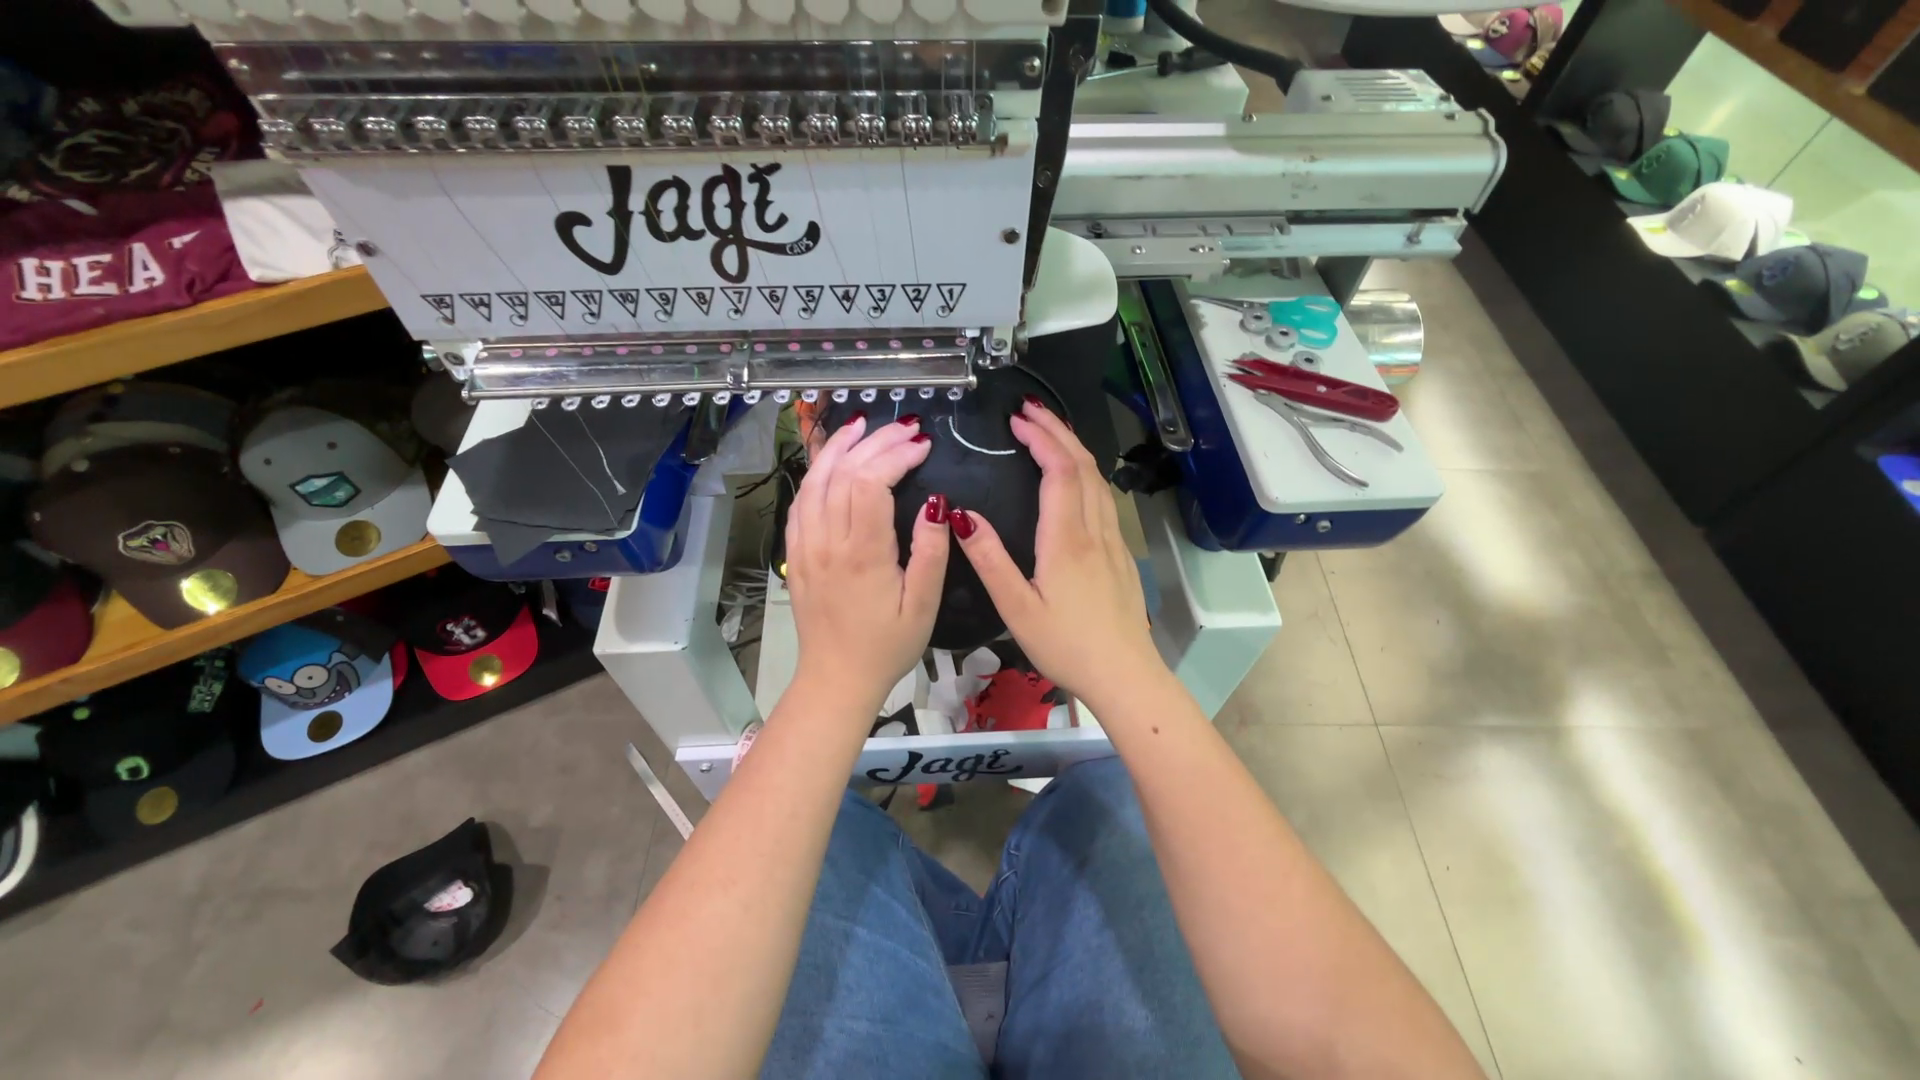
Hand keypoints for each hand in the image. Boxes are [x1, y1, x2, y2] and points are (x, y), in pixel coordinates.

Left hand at [785, 413, 948, 712]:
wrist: (837, 678)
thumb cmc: (886, 647)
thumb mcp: (923, 607)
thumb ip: (931, 553)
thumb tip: (936, 503)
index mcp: (862, 554)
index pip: (870, 482)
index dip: (896, 455)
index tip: (923, 445)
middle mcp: (828, 543)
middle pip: (843, 472)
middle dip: (874, 442)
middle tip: (904, 429)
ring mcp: (806, 547)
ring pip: (814, 482)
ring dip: (837, 448)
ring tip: (860, 426)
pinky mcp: (796, 555)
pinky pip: (800, 503)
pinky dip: (815, 474)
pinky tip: (830, 463)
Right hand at [949, 399, 1163, 705]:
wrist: (1125, 673)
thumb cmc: (1066, 645)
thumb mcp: (1016, 608)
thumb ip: (989, 559)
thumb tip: (961, 515)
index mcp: (1067, 540)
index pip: (1058, 471)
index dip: (1040, 438)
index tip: (1016, 420)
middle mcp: (1095, 531)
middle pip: (1083, 466)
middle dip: (1058, 431)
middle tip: (1031, 410)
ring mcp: (1113, 541)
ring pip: (1099, 480)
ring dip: (1075, 449)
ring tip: (1051, 433)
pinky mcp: (1121, 555)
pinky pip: (1105, 498)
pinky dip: (1087, 473)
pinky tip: (1076, 480)